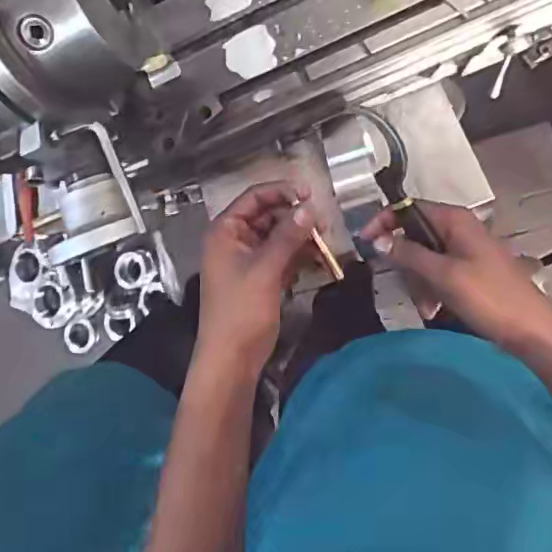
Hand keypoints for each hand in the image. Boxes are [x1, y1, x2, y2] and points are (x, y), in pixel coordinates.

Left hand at [196, 181, 318, 369]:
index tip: (311, 193)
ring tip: (326, 239)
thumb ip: (288, 235)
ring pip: (277, 236)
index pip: (254, 197)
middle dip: (295, 216)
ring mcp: (247, 259)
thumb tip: (310, 207)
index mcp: (225, 231)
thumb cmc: (241, 310)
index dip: (282, 191)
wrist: (231, 360)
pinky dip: (298, 254)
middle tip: (324, 221)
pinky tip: (319, 257)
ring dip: (300, 236)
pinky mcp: (260, 278)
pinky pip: (281, 256)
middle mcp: (234, 240)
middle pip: (268, 215)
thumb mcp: (266, 268)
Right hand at [359, 201, 551, 354]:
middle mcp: (459, 227)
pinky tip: (435, 309)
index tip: (365, 242)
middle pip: (415, 233)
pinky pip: (440, 271)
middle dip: (405, 261)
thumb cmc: (489, 297)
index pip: (408, 207)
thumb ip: (408, 254)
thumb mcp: (443, 275)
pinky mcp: (471, 270)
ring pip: (425, 256)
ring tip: (426, 306)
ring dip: (419, 281)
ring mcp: (466, 249)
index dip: (384, 221)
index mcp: (454, 219)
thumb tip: (378, 239)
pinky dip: (433, 288)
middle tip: (401, 283)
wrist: (533, 331)